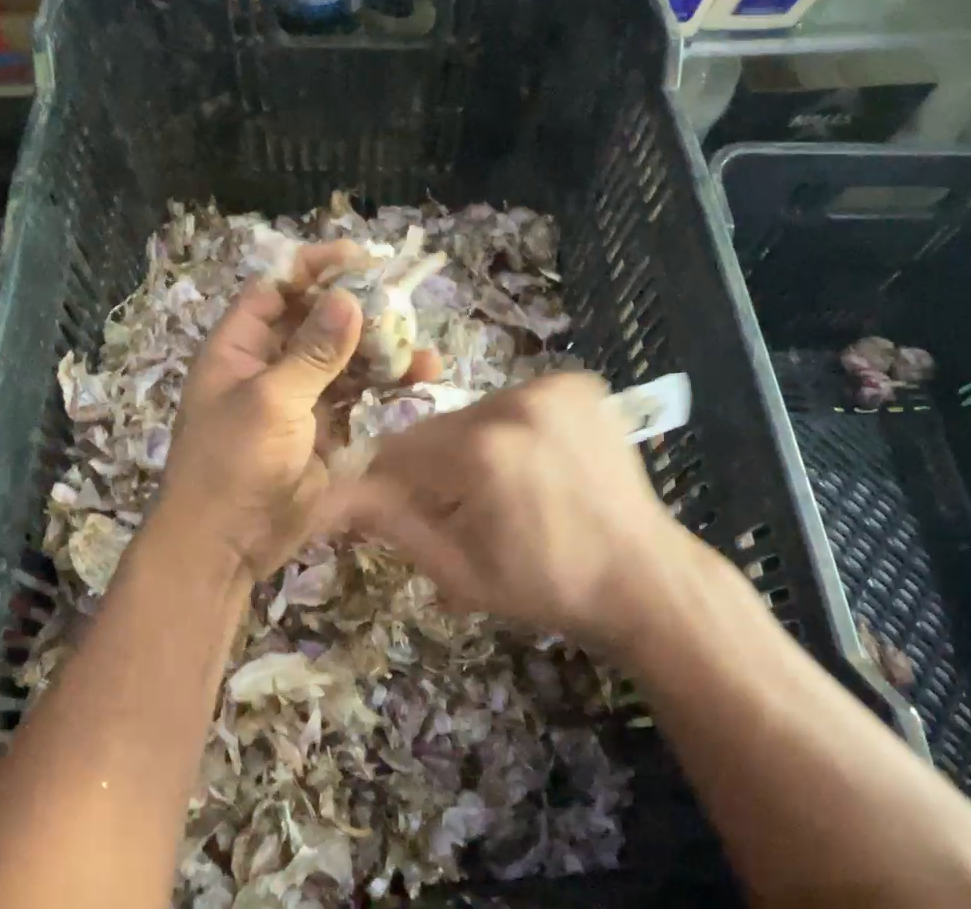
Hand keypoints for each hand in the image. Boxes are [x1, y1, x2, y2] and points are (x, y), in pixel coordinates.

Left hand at [157, 242, 440, 583]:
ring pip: (345, 360)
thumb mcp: (272, 400)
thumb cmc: (234, 463)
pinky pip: (358, 397)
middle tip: (404, 305)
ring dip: (381, 352)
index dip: (313, 270)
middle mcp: (269, 365)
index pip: (276, 290)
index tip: (359, 259)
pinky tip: (419, 380)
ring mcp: (299, 399)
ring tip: (422, 351)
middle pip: (317, 322)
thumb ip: (314, 351)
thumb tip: (348, 298)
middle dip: (359, 312)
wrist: (227, 544)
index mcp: (239, 348)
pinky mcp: (325, 431)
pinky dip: (385, 387)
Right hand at [329, 372, 701, 651]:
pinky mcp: (579, 385)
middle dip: (436, 467)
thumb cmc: (545, 585)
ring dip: (472, 445)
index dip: (389, 483)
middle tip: (461, 509)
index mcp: (479, 453)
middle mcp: (513, 403)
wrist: (643, 578)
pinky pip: (516, 401)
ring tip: (504, 490)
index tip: (401, 510)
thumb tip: (327, 499)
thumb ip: (392, 524)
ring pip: (475, 413)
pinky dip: (512, 429)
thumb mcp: (458, 570)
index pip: (397, 451)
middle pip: (438, 429)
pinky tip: (534, 465)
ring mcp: (552, 388)